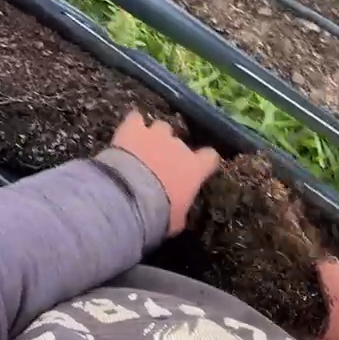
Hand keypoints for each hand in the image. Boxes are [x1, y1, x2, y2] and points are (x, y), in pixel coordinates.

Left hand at [110, 110, 219, 236]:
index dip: (204, 160)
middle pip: (180, 141)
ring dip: (154, 136)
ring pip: (161, 126)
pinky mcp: (133, 128)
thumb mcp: (176, 221)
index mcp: (195, 168)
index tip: (197, 166)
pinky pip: (135, 118)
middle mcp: (179, 146)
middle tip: (159, 163)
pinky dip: (133, 124)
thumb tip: (179, 213)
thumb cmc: (157, 214)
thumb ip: (181, 211)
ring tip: (142, 147)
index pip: (210, 157)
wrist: (127, 198)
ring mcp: (156, 134)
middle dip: (171, 150)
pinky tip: (128, 131)